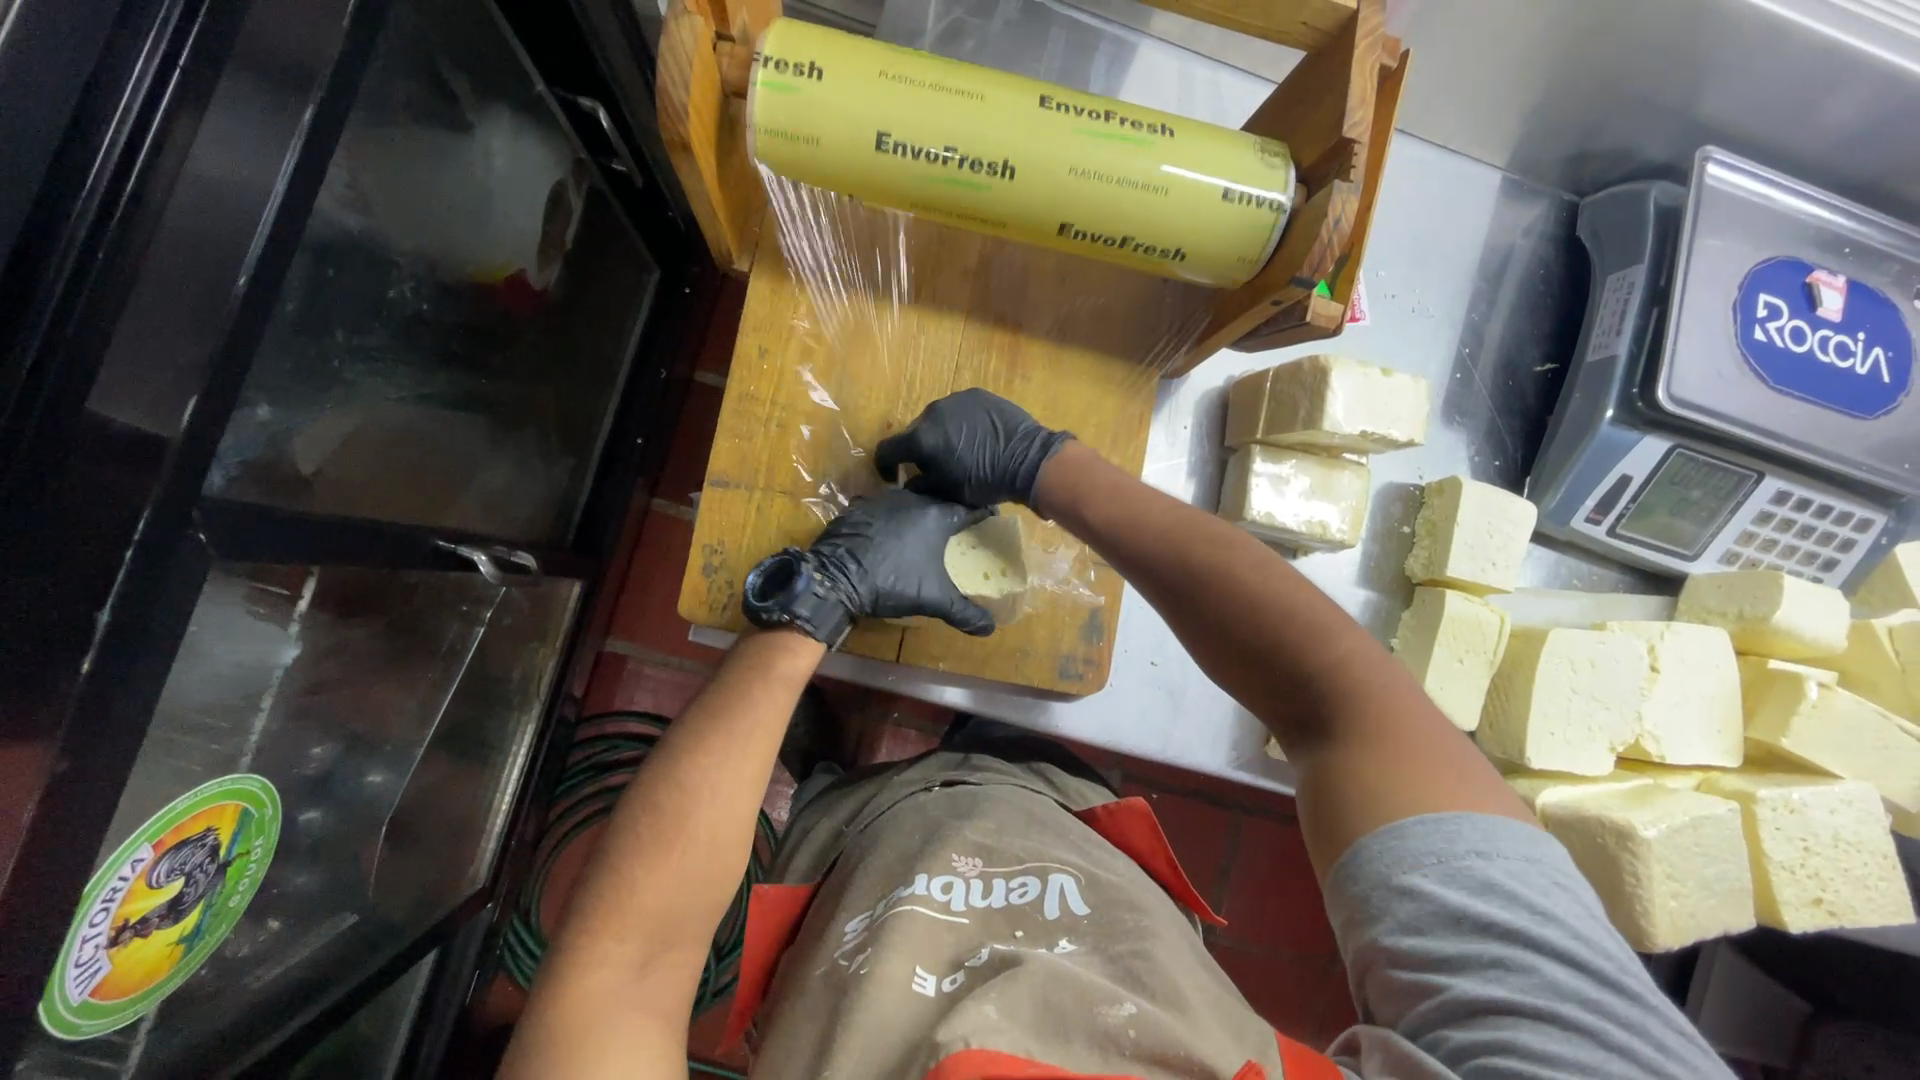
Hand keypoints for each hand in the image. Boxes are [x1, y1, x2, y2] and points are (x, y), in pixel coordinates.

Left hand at [807, 489, 997, 635]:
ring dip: (919, 512)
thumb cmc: (892, 583)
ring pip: (910, 500)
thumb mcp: (934, 600)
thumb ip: (964, 612)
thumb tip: (990, 628)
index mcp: (937, 515)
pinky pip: (882, 507)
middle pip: (940, 500)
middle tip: (959, 527)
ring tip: (925, 528)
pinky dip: (890, 517)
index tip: (992, 522)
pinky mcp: (858, 506)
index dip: (984, 516)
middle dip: (951, 511)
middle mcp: (913, 498)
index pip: (971, 509)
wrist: (835, 578)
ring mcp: (882, 499)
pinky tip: (890, 533)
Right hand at [875, 389, 1073, 510]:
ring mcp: (955, 400)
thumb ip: (922, 485)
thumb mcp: (948, 492)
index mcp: (920, 439)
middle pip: (914, 432)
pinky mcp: (976, 395)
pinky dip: (960, 424)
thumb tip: (909, 482)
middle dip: (918, 450)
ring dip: (940, 434)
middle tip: (933, 466)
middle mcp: (932, 413)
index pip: (887, 449)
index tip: (895, 477)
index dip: (886, 466)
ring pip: (937, 420)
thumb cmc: (985, 481)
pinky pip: (959, 411)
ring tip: (959, 450)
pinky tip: (977, 437)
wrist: (1028, 460)